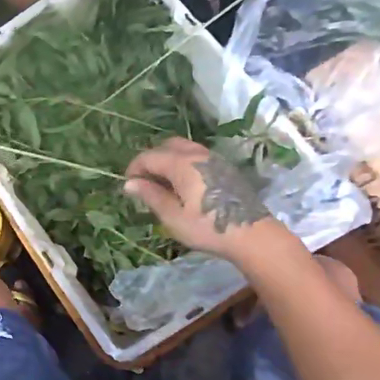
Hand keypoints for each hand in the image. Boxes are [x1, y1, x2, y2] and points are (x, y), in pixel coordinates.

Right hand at [123, 139, 290, 264]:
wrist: (251, 234)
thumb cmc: (208, 227)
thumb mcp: (173, 217)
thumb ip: (152, 196)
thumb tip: (130, 183)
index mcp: (181, 163)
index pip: (149, 156)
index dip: (135, 168)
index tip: (128, 186)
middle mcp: (197, 154)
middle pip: (167, 145)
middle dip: (152, 160)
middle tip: (145, 182)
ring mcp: (214, 159)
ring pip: (185, 149)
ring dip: (169, 161)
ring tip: (164, 185)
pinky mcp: (225, 168)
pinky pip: (198, 157)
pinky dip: (184, 164)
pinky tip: (185, 186)